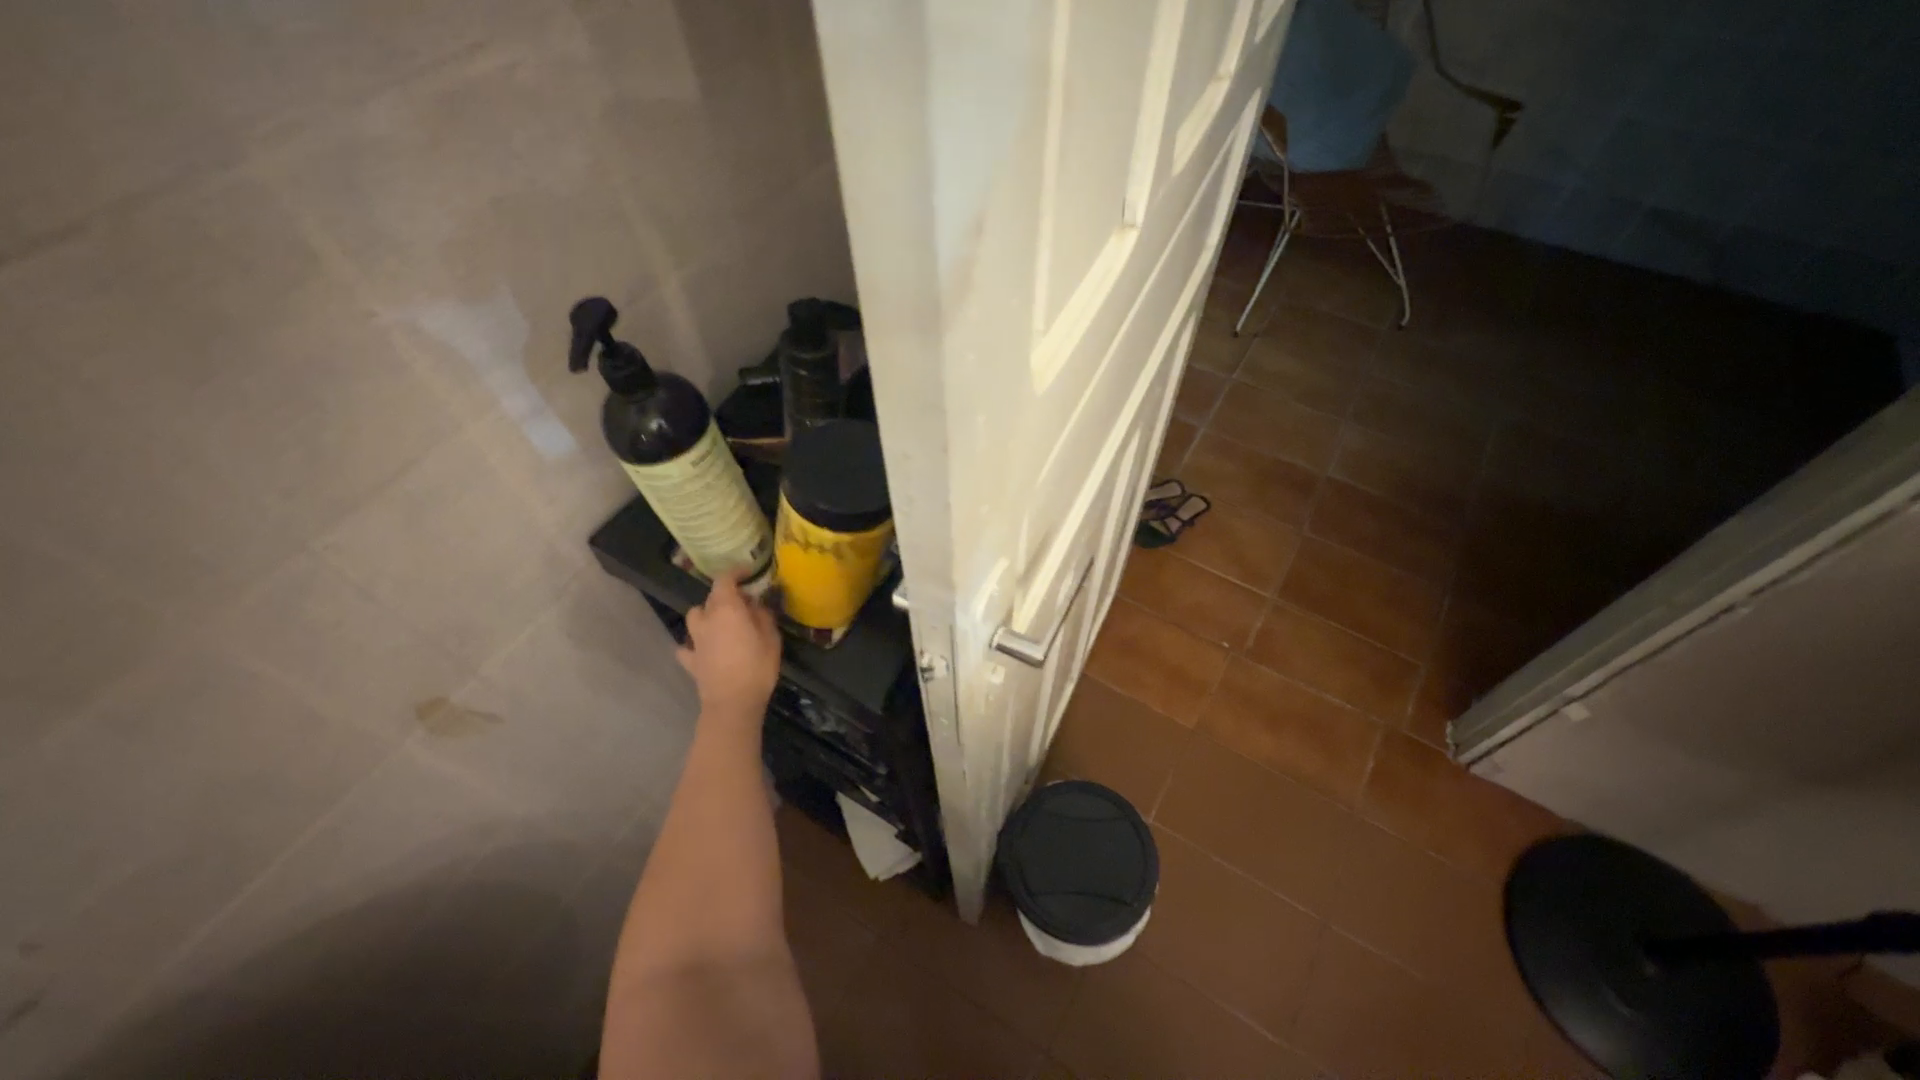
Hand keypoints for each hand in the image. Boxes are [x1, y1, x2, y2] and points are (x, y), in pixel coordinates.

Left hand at [676, 573, 781, 721]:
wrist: (732, 703)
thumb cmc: (757, 666)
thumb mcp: (771, 637)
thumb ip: (763, 616)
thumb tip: (756, 605)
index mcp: (726, 608)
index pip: (724, 579)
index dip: (736, 572)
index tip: (748, 573)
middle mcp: (706, 619)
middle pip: (711, 598)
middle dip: (726, 596)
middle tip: (744, 604)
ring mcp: (695, 640)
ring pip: (695, 617)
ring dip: (706, 615)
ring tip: (721, 623)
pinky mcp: (691, 660)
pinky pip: (687, 646)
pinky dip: (693, 644)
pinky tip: (703, 649)